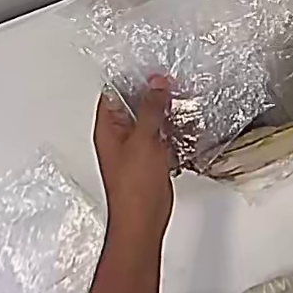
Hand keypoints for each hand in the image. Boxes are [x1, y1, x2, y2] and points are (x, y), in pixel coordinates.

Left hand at [92, 76, 175, 240]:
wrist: (143, 220)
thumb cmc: (133, 187)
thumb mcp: (144, 139)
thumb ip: (151, 109)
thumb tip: (156, 85)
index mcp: (108, 129)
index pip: (114, 94)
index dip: (132, 79)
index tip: (152, 72)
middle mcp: (119, 137)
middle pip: (134, 105)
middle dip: (152, 94)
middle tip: (171, 84)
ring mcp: (136, 148)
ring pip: (149, 120)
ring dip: (164, 111)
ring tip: (181, 100)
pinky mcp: (151, 159)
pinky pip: (161, 136)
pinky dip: (172, 129)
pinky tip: (185, 125)